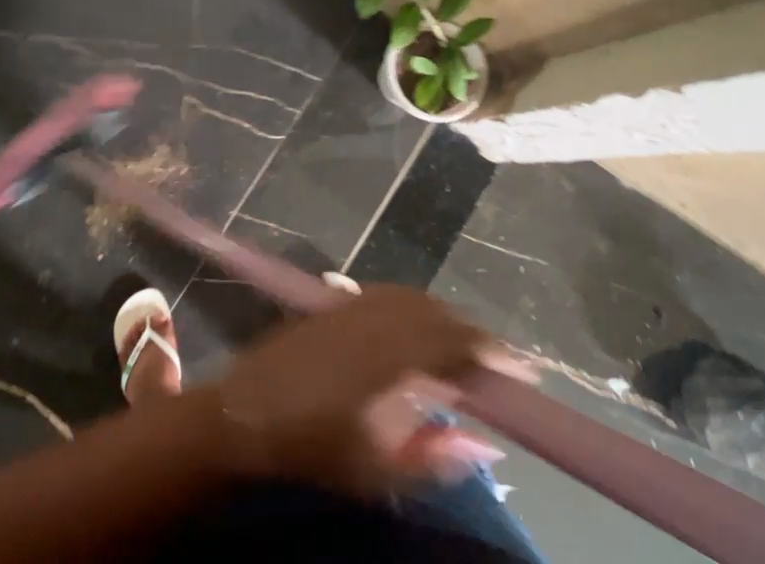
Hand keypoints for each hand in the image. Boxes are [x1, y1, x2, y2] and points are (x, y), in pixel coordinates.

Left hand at [207, 284, 536, 495]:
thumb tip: (486, 444)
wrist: (238, 415)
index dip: (495, 355)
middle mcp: (373, 320)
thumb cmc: (308, 447)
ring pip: (409, 299)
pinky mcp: (327, 308)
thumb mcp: (376, 468)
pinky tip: (411, 328)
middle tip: (496, 363)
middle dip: (472, 335)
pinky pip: (381, 295)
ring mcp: (346, 308)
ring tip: (461, 345)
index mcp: (391, 356)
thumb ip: (435, 455)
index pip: (457, 343)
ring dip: (441, 317)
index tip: (525, 372)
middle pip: (437, 314)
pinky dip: (409, 307)